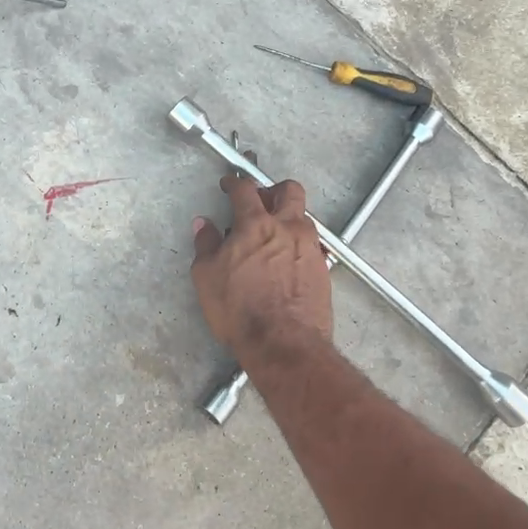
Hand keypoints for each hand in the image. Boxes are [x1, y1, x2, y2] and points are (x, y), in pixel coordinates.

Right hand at [191, 175, 332, 364]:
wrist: (285, 345)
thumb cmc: (240, 309)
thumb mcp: (207, 277)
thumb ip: (206, 244)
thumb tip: (204, 224)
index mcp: (255, 224)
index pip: (245, 190)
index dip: (235, 183)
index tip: (229, 185)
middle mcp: (287, 228)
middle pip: (289, 191)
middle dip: (273, 190)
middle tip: (260, 201)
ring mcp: (309, 248)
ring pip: (303, 217)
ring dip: (288, 218)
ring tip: (272, 234)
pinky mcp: (323, 270)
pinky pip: (311, 245)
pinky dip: (297, 245)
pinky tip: (285, 261)